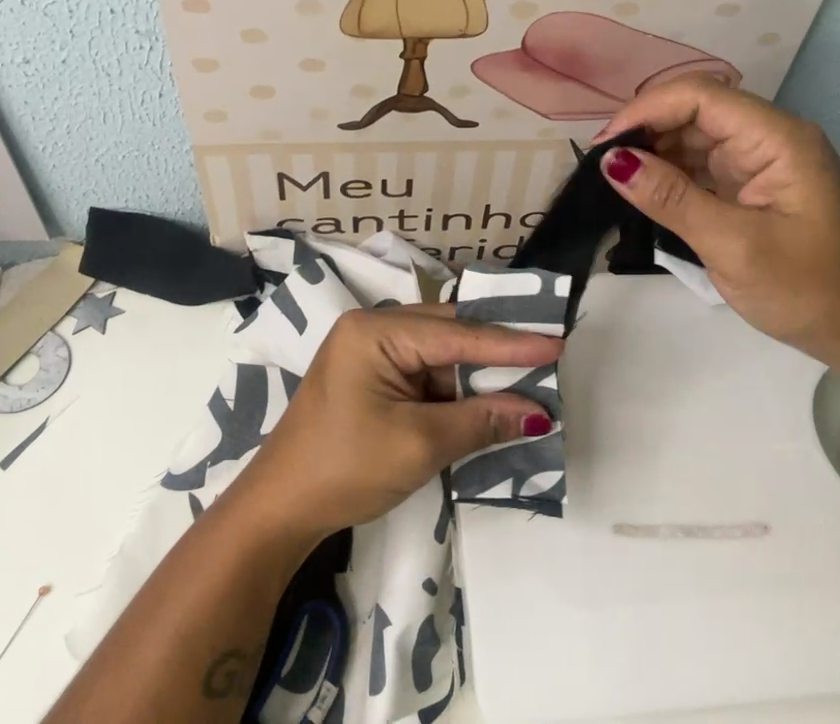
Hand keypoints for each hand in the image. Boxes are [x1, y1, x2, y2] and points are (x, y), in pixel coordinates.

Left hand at [231, 304, 560, 541]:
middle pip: (449, 334)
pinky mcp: (372, 381)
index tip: (558, 343)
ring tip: (529, 382)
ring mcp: (369, 355)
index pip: (457, 333)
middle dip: (497, 352)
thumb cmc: (344, 469)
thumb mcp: (418, 444)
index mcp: (374, 332)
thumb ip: (481, 421)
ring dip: (479, 375)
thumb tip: (537, 413)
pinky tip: (488, 401)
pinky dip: (456, 392)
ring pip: (441, 356)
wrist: (280, 509)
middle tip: (549, 356)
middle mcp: (371, 330)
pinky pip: (426, 376)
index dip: (511, 342)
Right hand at [592, 74, 839, 364]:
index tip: (601, 147)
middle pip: (695, 111)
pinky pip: (702, 168)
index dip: (646, 110)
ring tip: (610, 181)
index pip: (700, 96)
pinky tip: (641, 193)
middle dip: (645, 131)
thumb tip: (611, 160)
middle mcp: (768, 139)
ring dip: (653, 154)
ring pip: (694, 139)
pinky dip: (669, 177)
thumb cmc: (807, 290)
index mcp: (777, 139)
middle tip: (598, 168)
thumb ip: (672, 199)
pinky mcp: (752, 189)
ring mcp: (761, 164)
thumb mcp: (733, 246)